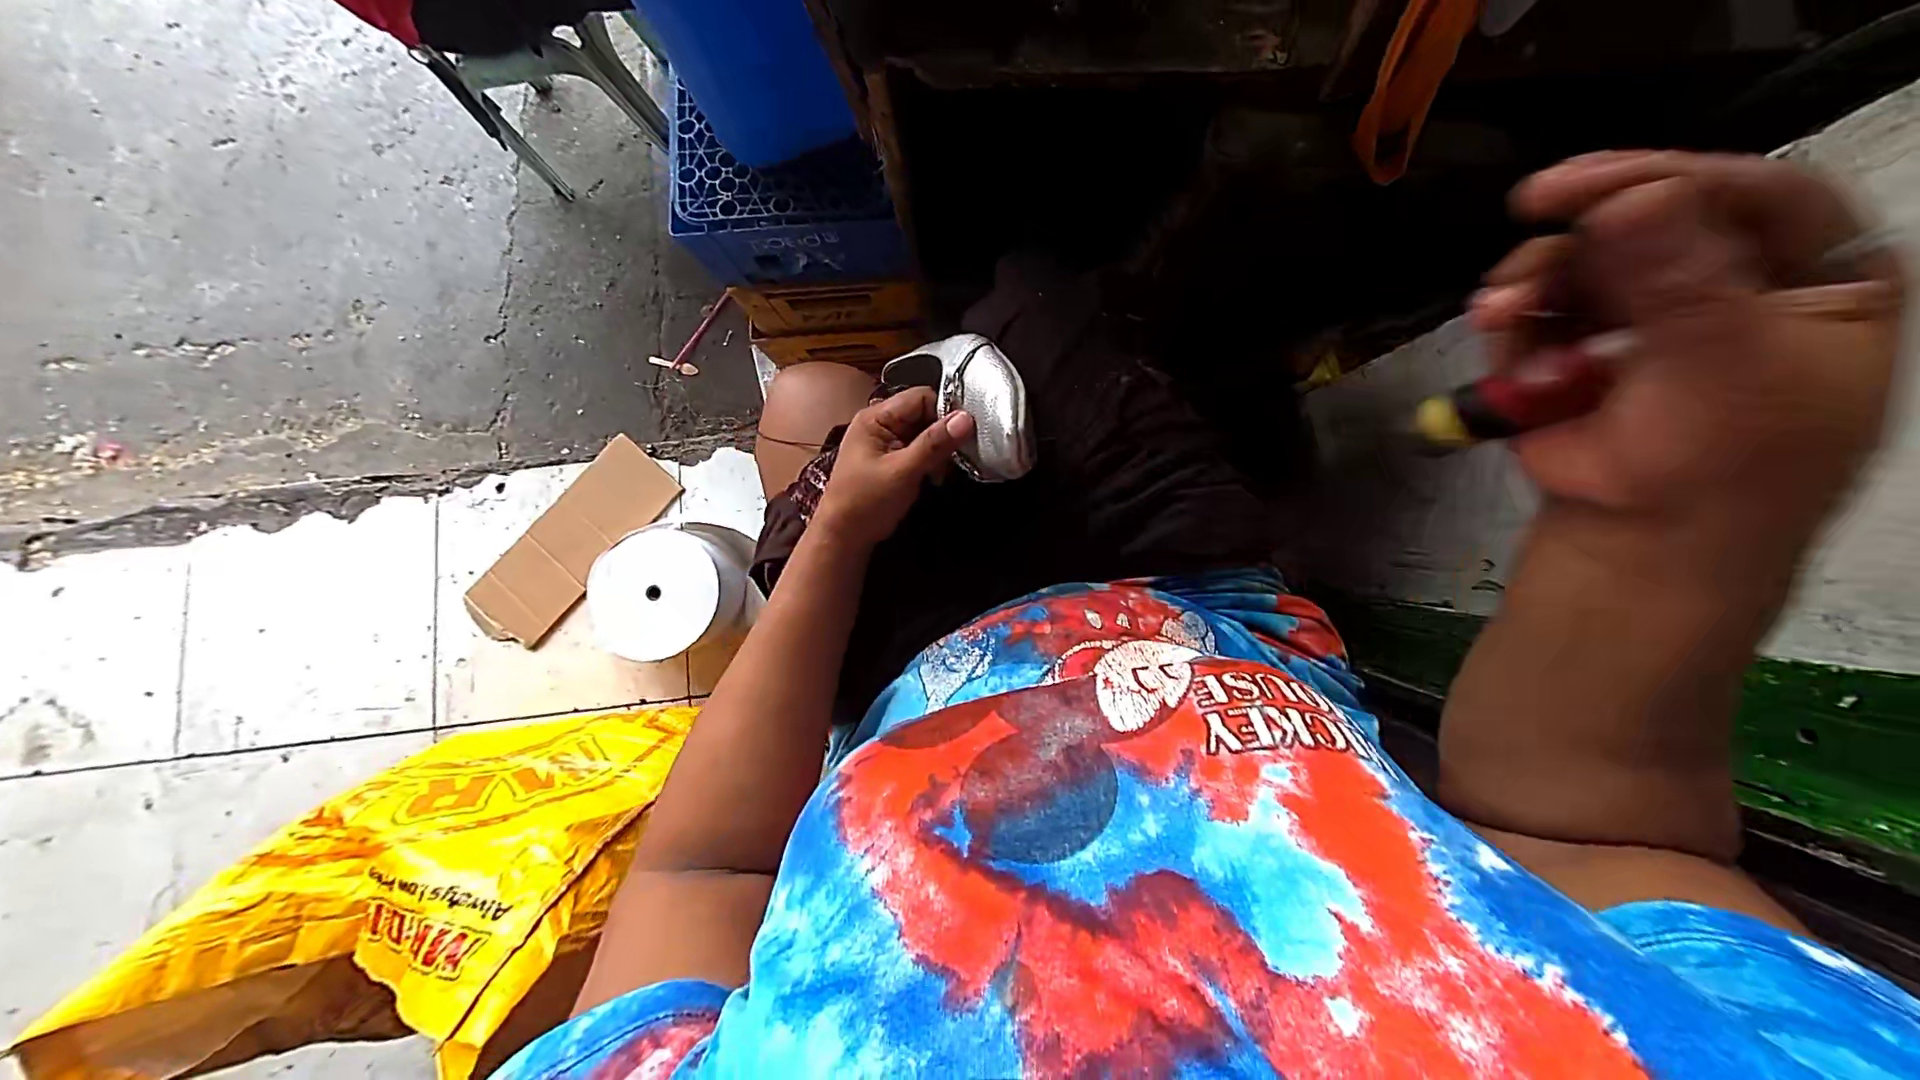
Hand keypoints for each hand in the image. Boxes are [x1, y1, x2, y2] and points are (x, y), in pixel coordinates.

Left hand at [812, 388, 975, 551]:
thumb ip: (934, 444)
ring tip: (939, 473)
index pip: (920, 397)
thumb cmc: (865, 503)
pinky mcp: (893, 460)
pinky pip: (920, 450)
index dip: (944, 412)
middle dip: (942, 435)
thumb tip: (965, 419)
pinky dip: (931, 462)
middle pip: (925, 414)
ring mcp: (886, 442)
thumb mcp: (903, 471)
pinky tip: (934, 477)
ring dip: (938, 451)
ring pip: (925, 434)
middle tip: (951, 459)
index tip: (961, 434)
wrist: (844, 536)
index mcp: (875, 417)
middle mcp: (880, 424)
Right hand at [1472, 151, 1906, 566]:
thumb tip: (1626, 199)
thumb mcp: (1723, 360)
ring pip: (1579, 266)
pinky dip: (1510, 325)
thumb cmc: (1724, 458)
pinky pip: (1535, 318)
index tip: (1576, 186)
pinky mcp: (1571, 352)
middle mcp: (1719, 282)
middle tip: (1528, 211)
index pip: (1746, 194)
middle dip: (1582, 230)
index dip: (1664, 178)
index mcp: (1804, 273)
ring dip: (1532, 282)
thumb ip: (1679, 277)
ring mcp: (1637, 318)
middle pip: (1648, 223)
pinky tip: (1497, 331)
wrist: (1645, 536)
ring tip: (1497, 314)